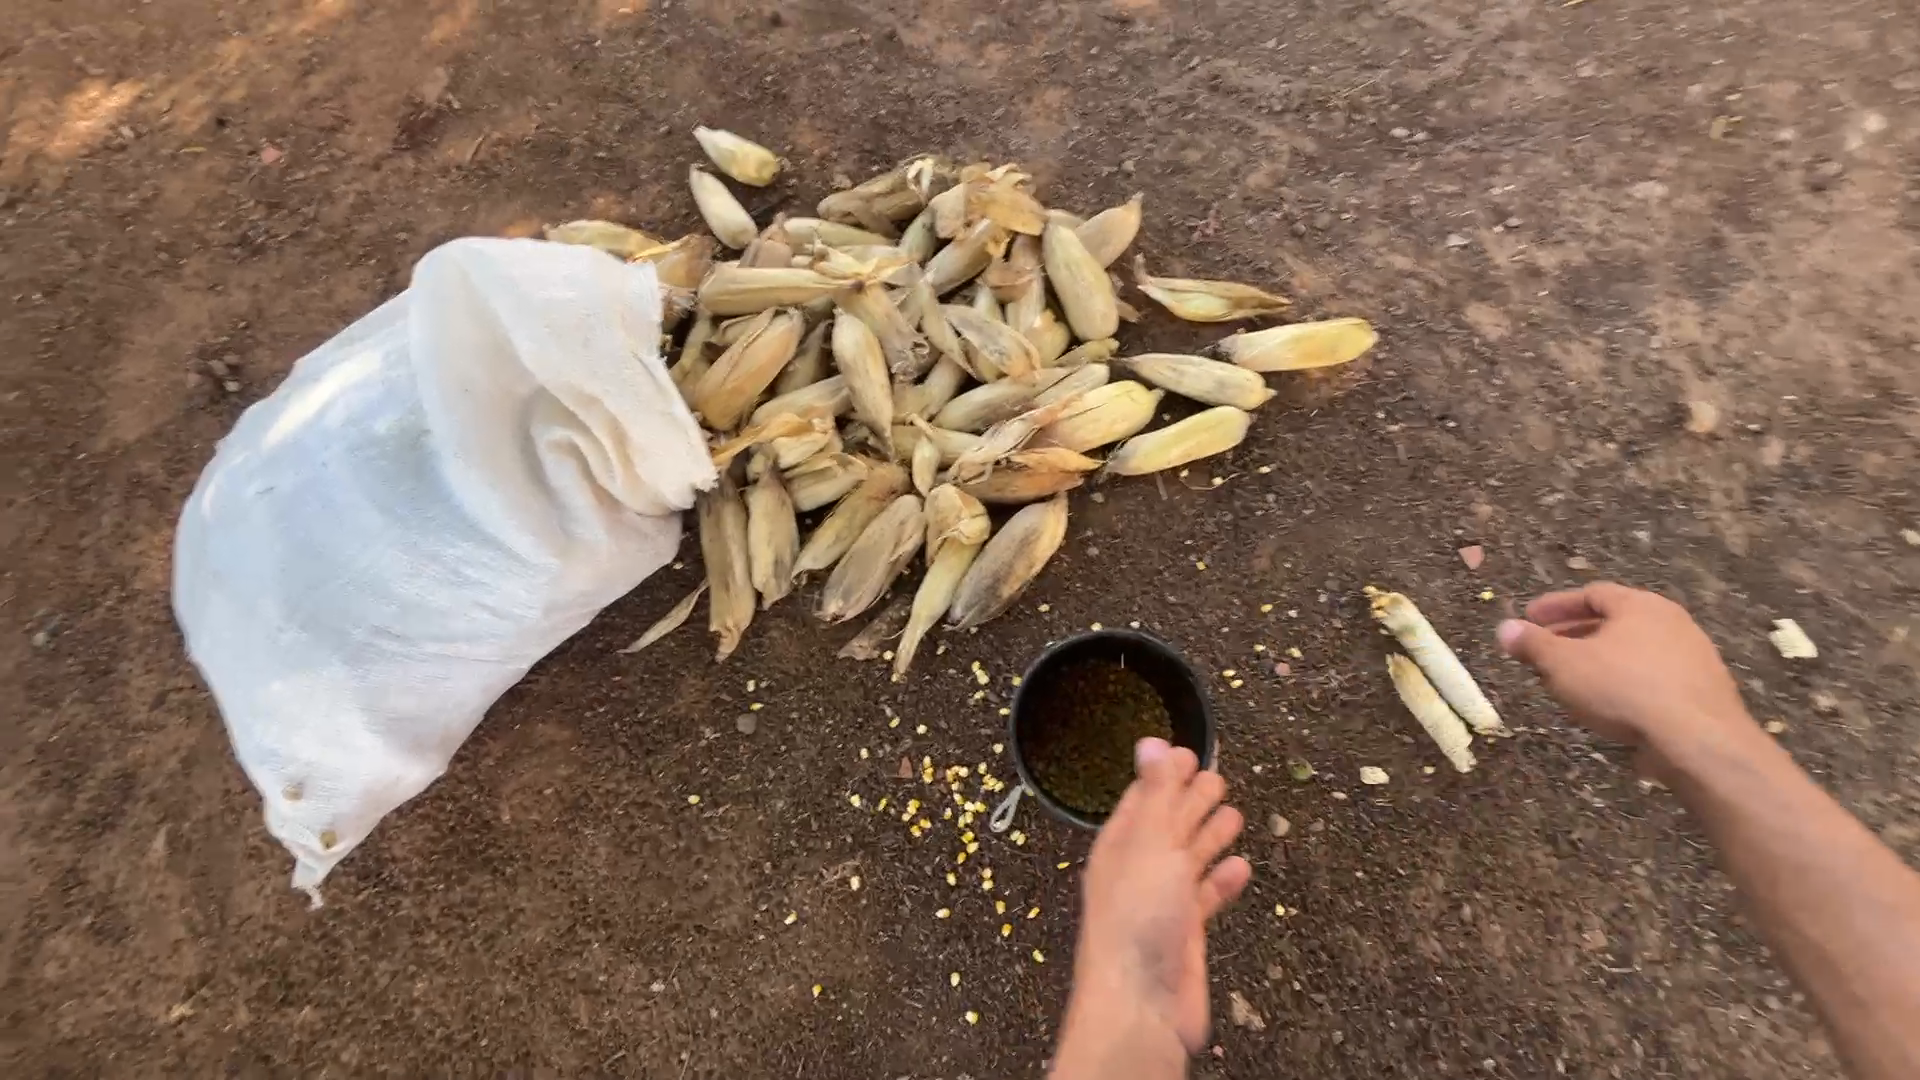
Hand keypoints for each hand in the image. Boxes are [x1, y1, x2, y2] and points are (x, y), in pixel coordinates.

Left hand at [1069, 739, 1250, 1053]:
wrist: (1140, 1004)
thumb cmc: (1137, 916)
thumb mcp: (1148, 843)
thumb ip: (1156, 793)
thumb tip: (1149, 740)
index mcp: (1120, 841)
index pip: (1144, 797)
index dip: (1165, 774)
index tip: (1187, 751)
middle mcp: (1139, 866)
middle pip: (1169, 823)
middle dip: (1190, 798)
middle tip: (1217, 773)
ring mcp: (1162, 900)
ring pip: (1189, 857)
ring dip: (1208, 834)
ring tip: (1232, 811)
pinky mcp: (1185, 932)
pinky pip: (1205, 897)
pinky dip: (1221, 881)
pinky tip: (1241, 867)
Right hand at [1496, 583, 1753, 753]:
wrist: (1698, 741)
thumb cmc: (1620, 687)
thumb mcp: (1560, 662)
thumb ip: (1530, 642)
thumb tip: (1505, 628)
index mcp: (1641, 606)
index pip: (1592, 593)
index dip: (1555, 605)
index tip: (1528, 619)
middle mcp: (1673, 624)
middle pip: (1614, 621)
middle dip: (1572, 633)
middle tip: (1542, 648)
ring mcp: (1694, 658)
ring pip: (1632, 649)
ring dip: (1595, 658)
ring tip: (1567, 677)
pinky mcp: (1702, 691)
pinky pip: (1650, 675)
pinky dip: (1621, 679)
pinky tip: (1602, 701)